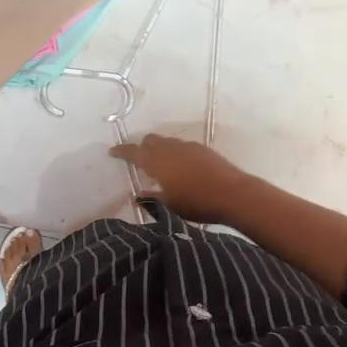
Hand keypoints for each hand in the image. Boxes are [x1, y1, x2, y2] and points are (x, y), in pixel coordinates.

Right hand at [108, 134, 255, 223]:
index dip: (121, 151)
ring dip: (159, 149)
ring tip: (161, 166)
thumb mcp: (170, 206)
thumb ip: (151, 199)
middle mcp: (170, 149)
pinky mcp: (203, 149)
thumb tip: (137, 196)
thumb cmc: (197, 202)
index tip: (112, 151)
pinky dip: (175, 152)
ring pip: (167, 142)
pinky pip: (182, 146)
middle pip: (150, 140)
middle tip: (139, 161)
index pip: (134, 152)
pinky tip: (181, 167)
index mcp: (157, 161)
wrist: (234, 194)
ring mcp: (188, 146)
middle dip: (141, 147)